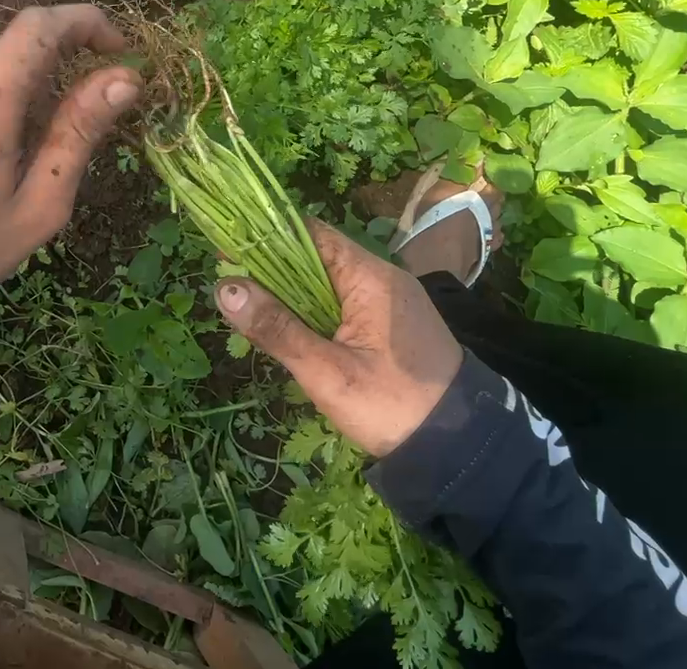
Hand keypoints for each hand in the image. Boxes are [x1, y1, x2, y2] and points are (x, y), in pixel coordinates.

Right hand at [215, 222, 463, 455]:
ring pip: (322, 282)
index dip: (266, 237)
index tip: (227, 253)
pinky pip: (337, 304)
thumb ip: (276, 328)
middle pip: (313, 256)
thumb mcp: (328, 371)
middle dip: (270, 268)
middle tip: (229, 287)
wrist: (463, 452)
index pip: (310, 234)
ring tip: (248, 309)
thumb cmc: (393, 407)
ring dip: (286, 293)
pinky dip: (308, 310)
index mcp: (370, 277)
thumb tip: (223, 287)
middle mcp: (379, 279)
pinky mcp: (386, 326)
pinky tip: (284, 329)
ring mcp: (385, 303)